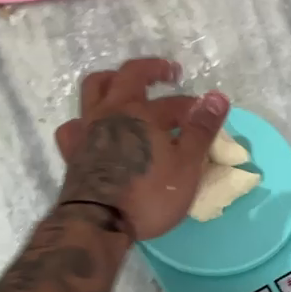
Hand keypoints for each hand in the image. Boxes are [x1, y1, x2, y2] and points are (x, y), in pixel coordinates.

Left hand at [54, 58, 229, 238]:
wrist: (99, 221)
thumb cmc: (149, 195)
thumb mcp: (186, 166)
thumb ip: (201, 130)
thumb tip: (218, 96)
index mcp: (144, 113)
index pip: (175, 103)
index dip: (194, 108)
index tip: (206, 116)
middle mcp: (113, 111)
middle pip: (130, 77)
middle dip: (152, 70)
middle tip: (168, 73)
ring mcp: (88, 128)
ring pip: (95, 89)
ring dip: (112, 82)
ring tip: (124, 87)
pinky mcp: (72, 150)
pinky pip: (74, 125)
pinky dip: (85, 121)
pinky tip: (92, 128)